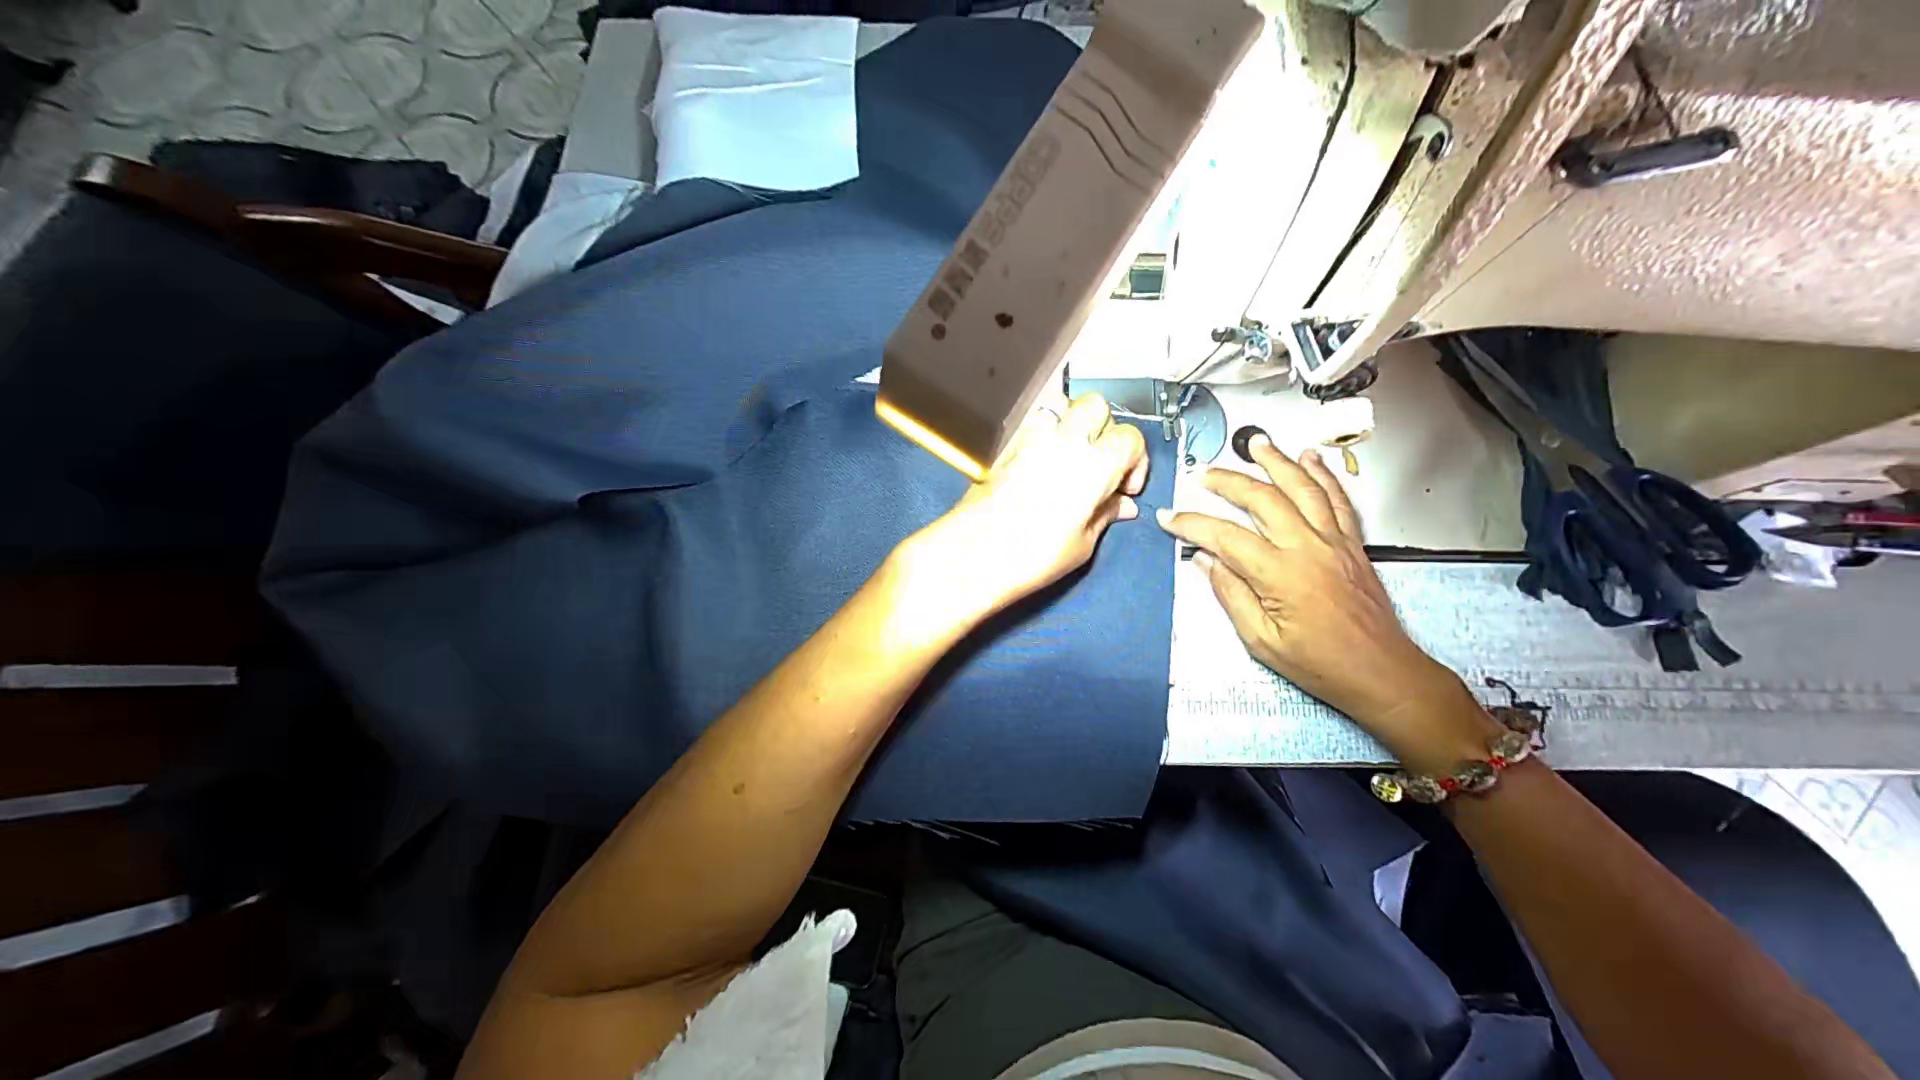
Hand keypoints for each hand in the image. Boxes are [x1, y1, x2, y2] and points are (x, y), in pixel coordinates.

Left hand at [904, 393, 1147, 620]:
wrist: (974, 553)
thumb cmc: (1030, 554)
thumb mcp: (1082, 543)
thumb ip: (1105, 514)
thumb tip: (1121, 505)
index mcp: (1095, 464)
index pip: (1131, 437)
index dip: (1135, 460)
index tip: (1126, 487)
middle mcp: (1065, 441)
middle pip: (1097, 407)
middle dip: (1106, 429)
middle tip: (1103, 462)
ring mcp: (1032, 438)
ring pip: (1062, 405)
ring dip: (1073, 423)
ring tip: (1073, 455)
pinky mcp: (1007, 446)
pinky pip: (1033, 424)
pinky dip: (1045, 434)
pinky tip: (1044, 463)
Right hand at [1156, 432, 1496, 772]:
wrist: (1382, 672)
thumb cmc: (1320, 664)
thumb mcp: (1261, 641)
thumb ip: (1231, 595)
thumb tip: (1206, 561)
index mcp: (1280, 575)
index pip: (1225, 537)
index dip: (1192, 524)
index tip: (1169, 518)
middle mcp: (1308, 548)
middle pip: (1263, 499)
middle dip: (1229, 482)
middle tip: (1206, 475)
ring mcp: (1334, 541)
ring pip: (1302, 488)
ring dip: (1277, 461)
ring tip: (1256, 443)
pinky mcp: (1352, 543)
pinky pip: (1337, 499)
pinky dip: (1322, 475)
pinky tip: (1309, 458)